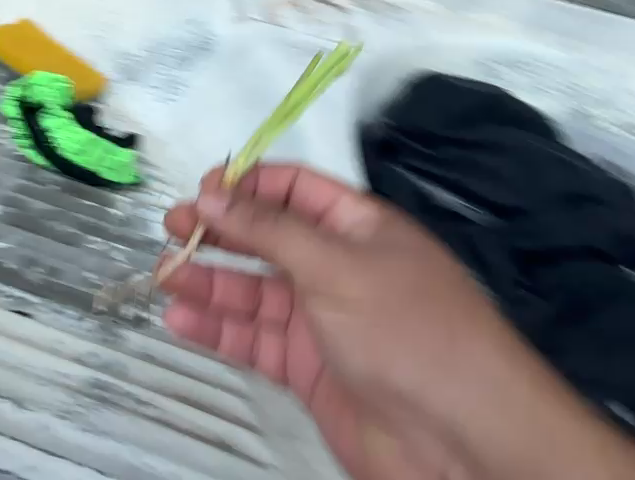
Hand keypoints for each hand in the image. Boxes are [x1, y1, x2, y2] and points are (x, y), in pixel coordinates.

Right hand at [160, 164, 541, 479]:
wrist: (471, 450)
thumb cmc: (410, 333)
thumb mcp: (336, 266)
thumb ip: (266, 229)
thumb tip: (209, 191)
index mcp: (358, 229)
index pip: (293, 189)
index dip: (246, 184)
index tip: (202, 190)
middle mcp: (336, 268)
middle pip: (264, 238)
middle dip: (217, 232)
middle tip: (171, 229)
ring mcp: (321, 321)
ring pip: (251, 291)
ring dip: (207, 282)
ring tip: (164, 276)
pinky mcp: (307, 369)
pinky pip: (253, 339)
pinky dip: (216, 329)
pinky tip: (180, 321)